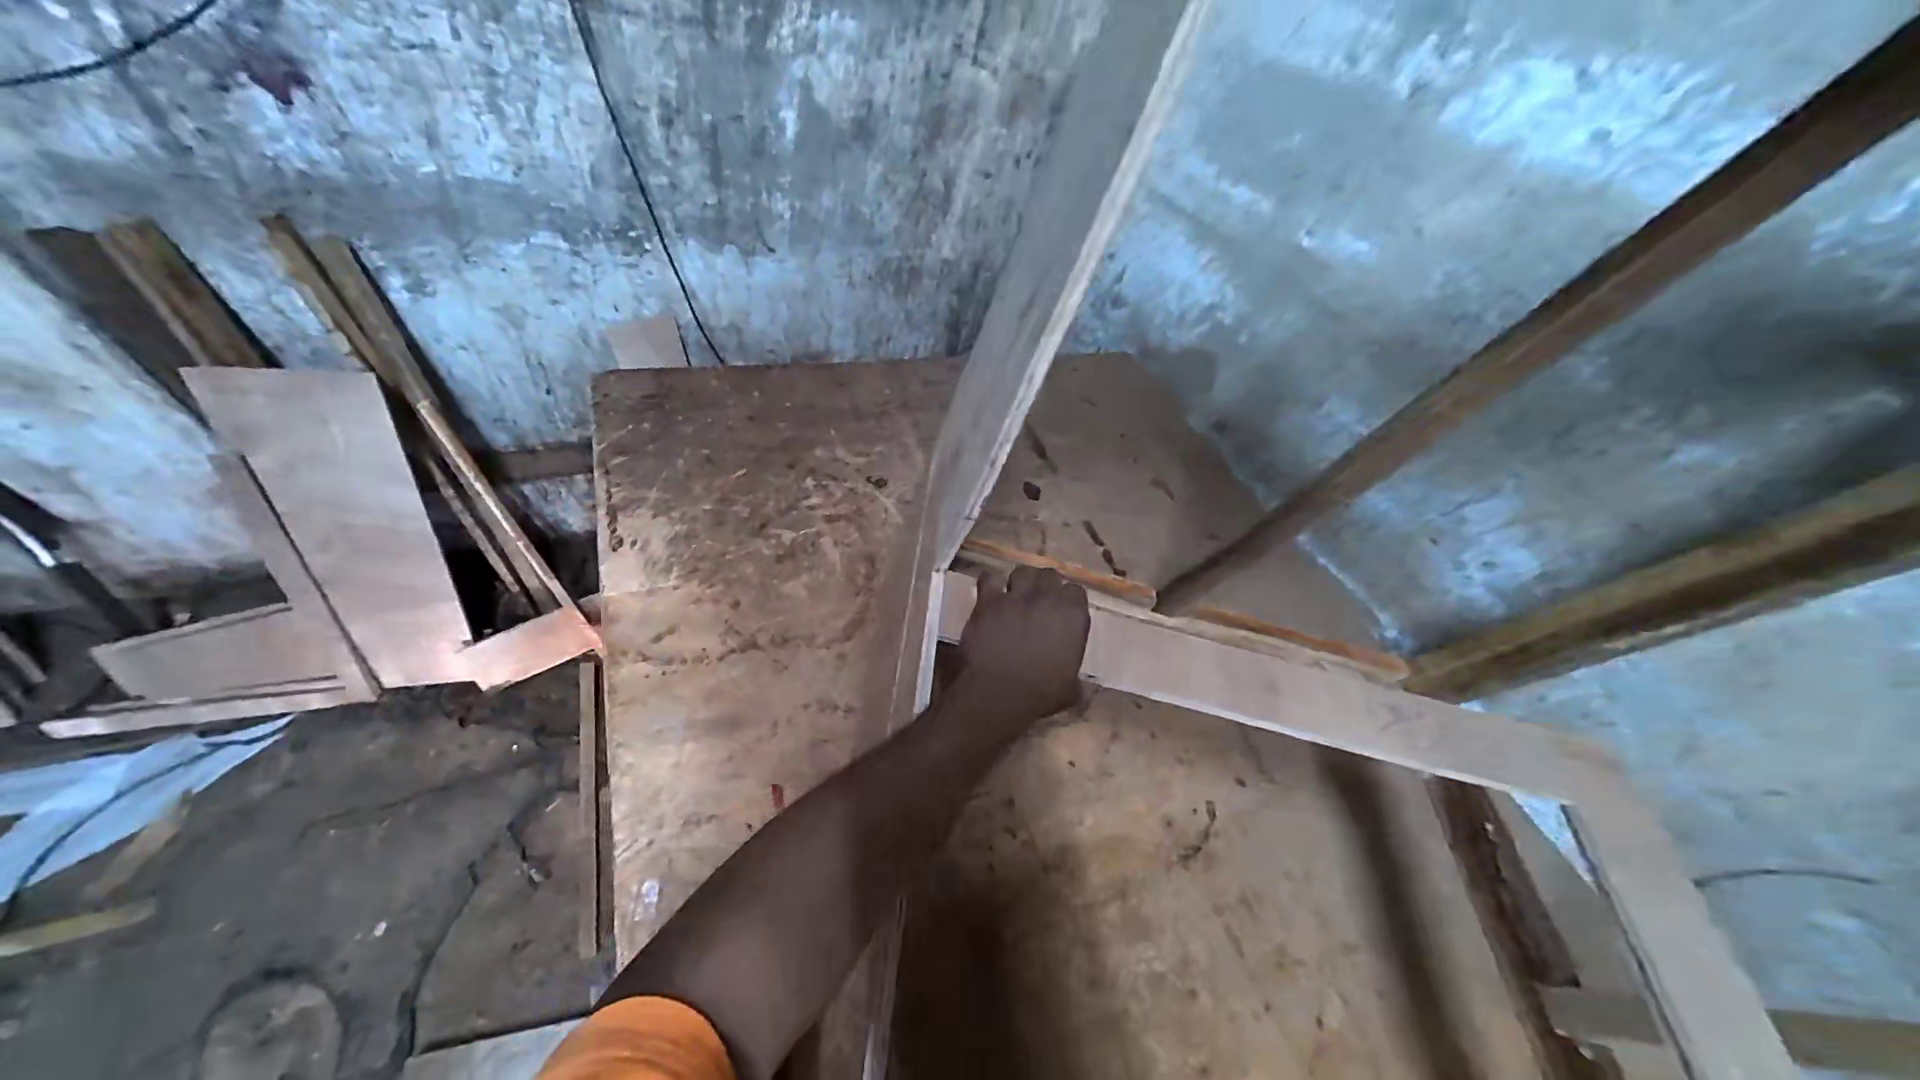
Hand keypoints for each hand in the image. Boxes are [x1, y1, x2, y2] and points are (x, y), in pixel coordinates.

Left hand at [953, 566, 1090, 722]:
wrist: (1000, 692)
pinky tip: (989, 594)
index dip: (1068, 599)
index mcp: (1073, 615)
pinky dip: (989, 583)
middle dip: (1044, 585)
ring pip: (1022, 572)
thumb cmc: (1040, 694)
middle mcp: (1047, 598)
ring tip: (1015, 593)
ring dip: (1020, 581)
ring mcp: (1016, 596)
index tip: (1062, 610)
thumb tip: (1078, 686)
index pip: (1076, 591)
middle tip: (1038, 599)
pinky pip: (989, 578)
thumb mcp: (1069, 689)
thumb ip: (1074, 678)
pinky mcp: (988, 601)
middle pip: (1049, 575)